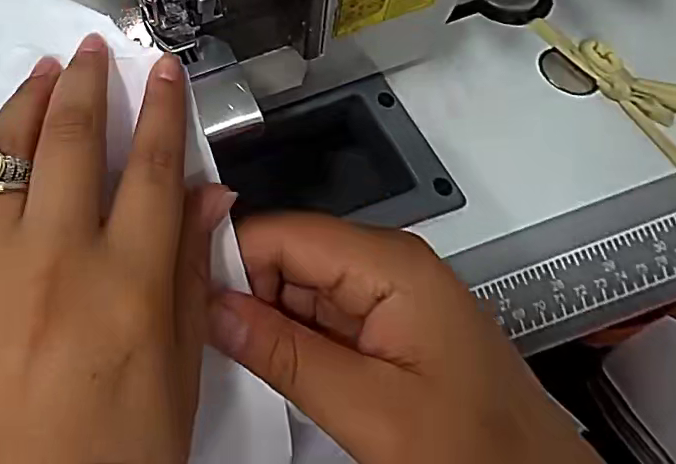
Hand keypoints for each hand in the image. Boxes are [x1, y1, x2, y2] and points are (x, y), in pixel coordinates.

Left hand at [0, 34, 237, 463]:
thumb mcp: (175, 385)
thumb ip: (189, 277)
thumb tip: (207, 194)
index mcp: (124, 287)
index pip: (150, 167)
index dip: (161, 110)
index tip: (161, 71)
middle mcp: (53, 258)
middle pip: (71, 137)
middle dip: (87, 81)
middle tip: (93, 48)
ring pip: (7, 149)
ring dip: (29, 98)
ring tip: (46, 68)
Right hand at [208, 213, 597, 463]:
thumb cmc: (482, 457)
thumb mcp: (374, 414)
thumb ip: (286, 354)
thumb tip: (212, 307)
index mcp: (388, 263)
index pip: (285, 234)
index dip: (233, 258)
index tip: (193, 296)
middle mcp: (384, 261)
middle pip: (289, 254)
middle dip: (247, 290)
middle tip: (208, 334)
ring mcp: (384, 291)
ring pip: (298, 284)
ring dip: (265, 316)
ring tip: (233, 352)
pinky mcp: (384, 321)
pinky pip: (319, 313)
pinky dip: (290, 335)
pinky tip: (271, 362)